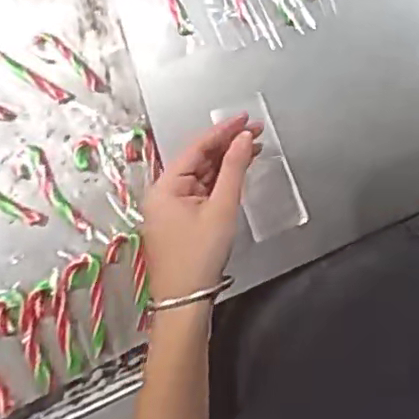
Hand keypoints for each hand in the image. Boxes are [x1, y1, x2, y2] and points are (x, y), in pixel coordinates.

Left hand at [139, 114, 261, 299]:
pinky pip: (203, 189)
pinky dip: (222, 179)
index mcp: (164, 187)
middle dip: (228, 144)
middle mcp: (164, 193)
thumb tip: (243, 139)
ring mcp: (172, 206)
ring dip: (227, 161)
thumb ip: (234, 169)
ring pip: (202, 173)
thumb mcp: (222, 208)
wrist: (186, 300)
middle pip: (199, 159)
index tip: (244, 118)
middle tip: (255, 130)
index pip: (196, 148)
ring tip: (254, 146)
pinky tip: (239, 170)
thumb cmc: (199, 256)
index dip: (223, 131)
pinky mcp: (182, 218)